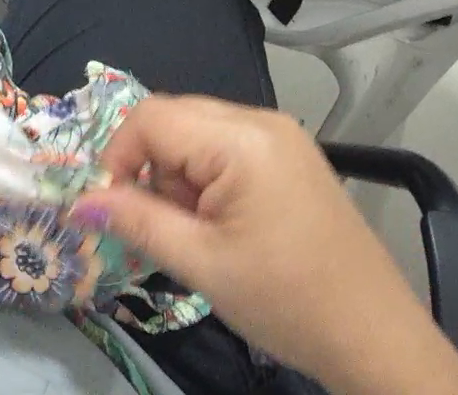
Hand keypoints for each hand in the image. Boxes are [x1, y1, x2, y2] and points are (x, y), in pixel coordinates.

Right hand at [69, 97, 457, 394]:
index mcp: (241, 139)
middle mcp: (261, 120)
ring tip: (198, 231)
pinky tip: (222, 222)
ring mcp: (280, 134)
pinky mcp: (290, 153)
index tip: (112, 207)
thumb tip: (80, 201)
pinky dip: (205, 175)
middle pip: (173, 119)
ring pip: (196, 132)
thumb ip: (135, 221)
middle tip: (160, 224)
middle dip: (151, 167)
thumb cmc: (287, 301)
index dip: (118, 157)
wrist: (377, 340)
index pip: (151, 118)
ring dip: (178, 174)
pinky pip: (225, 145)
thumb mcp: (201, 264)